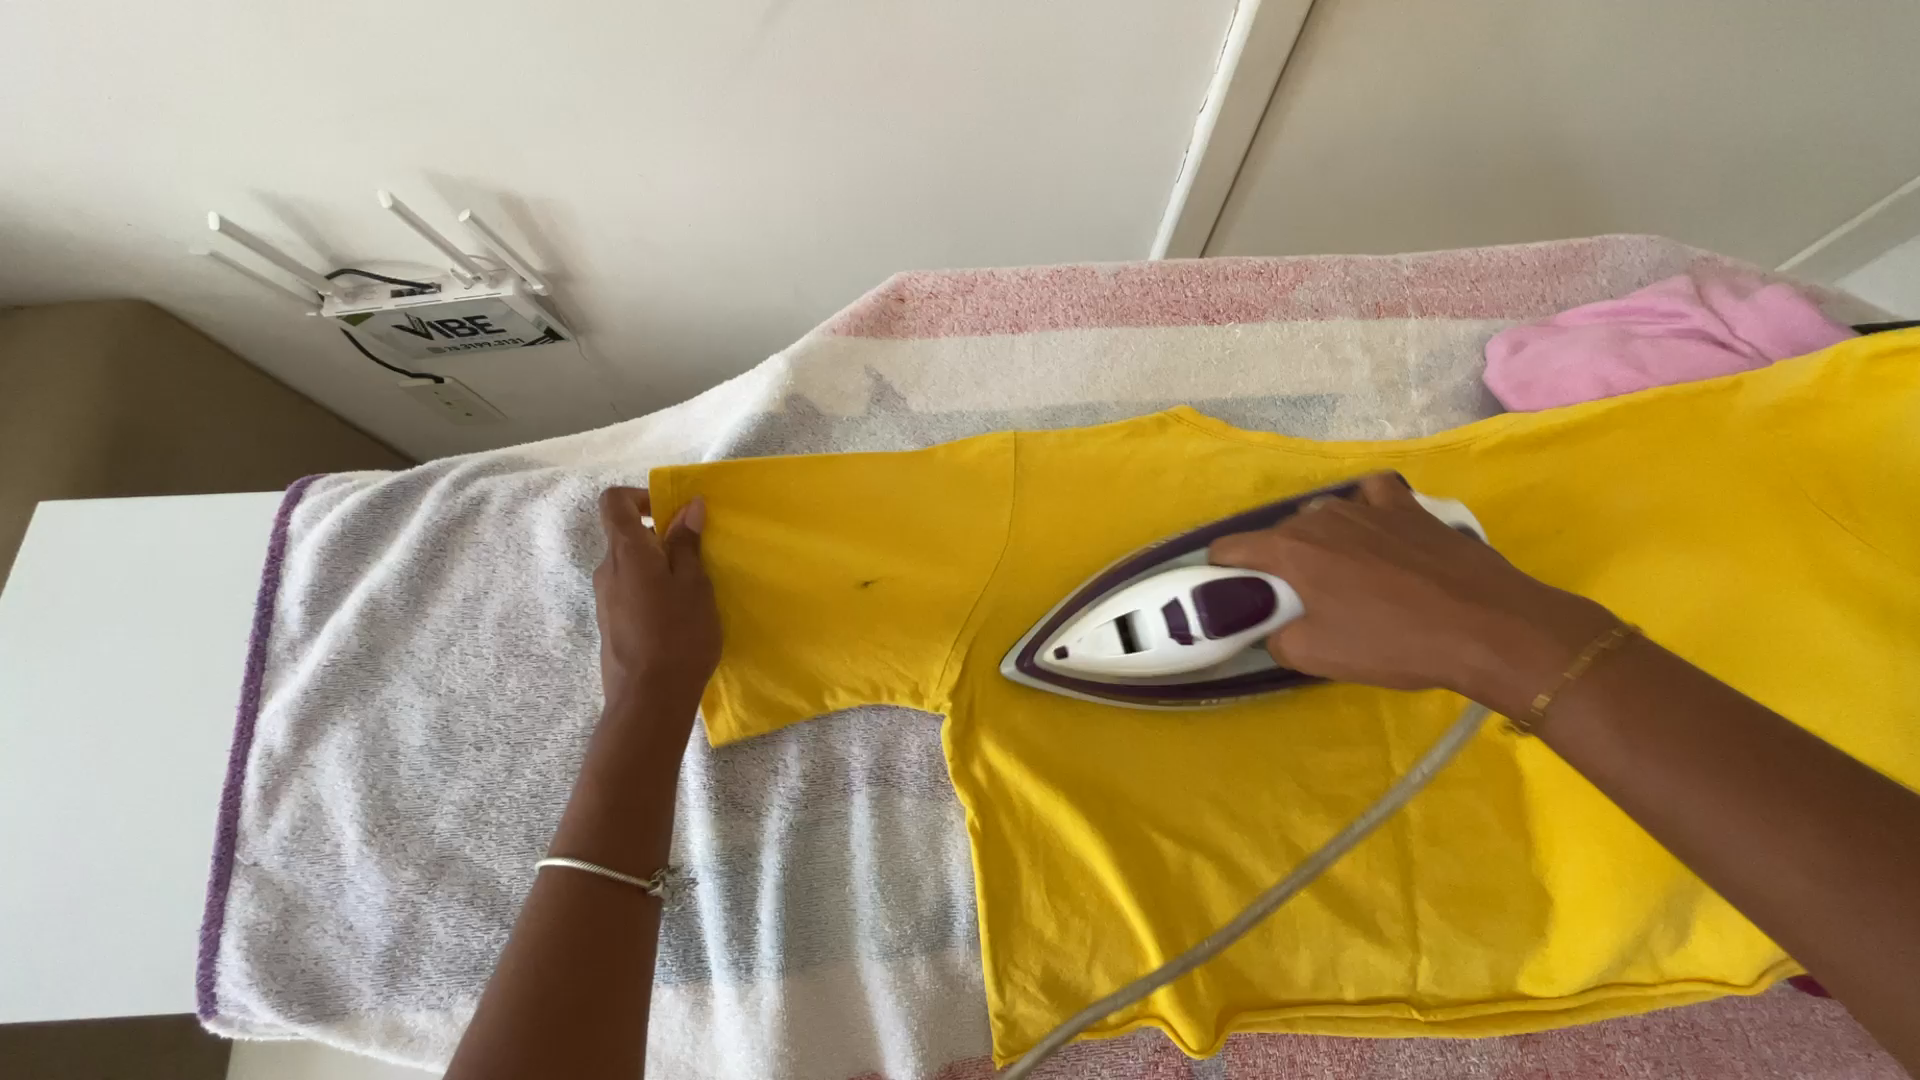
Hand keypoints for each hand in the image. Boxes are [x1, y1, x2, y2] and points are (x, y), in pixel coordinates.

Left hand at [593, 487, 719, 711]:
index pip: (614, 502)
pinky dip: (652, 591)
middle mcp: (607, 570)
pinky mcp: (610, 624)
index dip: (641, 497)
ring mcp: (605, 599)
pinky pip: (630, 592)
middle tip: (697, 559)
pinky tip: (677, 618)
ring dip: (659, 568)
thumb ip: (687, 544)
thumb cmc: (679, 634)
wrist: (649, 700)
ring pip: (631, 567)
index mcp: (626, 552)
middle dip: (660, 538)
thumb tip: (688, 507)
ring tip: (692, 593)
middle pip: (626, 536)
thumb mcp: (694, 584)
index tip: (673, 514)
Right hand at [1208, 473, 1617, 716]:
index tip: (1229, 590)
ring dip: (1319, 539)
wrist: (1488, 629)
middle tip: (1294, 598)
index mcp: (1290, 551)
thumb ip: (1276, 638)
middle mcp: (1320, 518)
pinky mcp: (1410, 507)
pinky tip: (1377, 529)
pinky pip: (1374, 495)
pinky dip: (1367, 508)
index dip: (1220, 568)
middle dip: (1275, 561)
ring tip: (1339, 570)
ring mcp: (1368, 507)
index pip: (1230, 547)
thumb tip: (1275, 630)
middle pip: (1277, 533)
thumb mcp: (1315, 656)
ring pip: (1322, 514)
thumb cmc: (1393, 643)